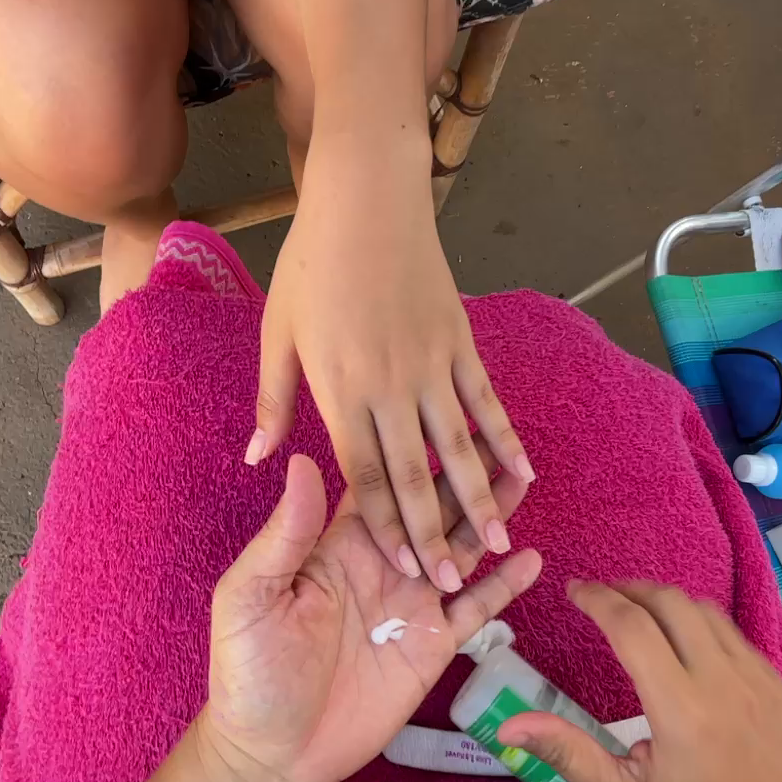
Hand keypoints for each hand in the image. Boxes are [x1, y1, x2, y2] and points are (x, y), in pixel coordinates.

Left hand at [199, 451, 542, 781]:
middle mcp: (385, 561)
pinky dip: (504, 586)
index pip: (383, 484)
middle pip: (433, 507)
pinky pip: (475, 609)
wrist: (273, 749)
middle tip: (502, 439)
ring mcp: (412, 602)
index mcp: (341, 543)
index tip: (438, 414)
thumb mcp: (253, 594)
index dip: (411, 452)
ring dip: (490, 517)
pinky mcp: (433, 644)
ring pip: (461, 548)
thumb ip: (286, 533)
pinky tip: (530, 559)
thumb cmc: (250, 668)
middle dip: (465, 475)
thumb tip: (303, 462)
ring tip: (523, 482)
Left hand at [248, 132, 531, 593]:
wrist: (365, 199)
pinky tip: (524, 472)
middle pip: (415, 473)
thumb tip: (257, 459)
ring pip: (460, 446)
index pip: (364, 474)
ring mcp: (432, 365)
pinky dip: (507, 437)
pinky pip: (488, 401)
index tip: (401, 568)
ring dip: (479, 498)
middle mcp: (390, 387)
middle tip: (450, 581)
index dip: (383, 525)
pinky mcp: (462, 343)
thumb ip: (272, 401)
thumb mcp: (276, 333)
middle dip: (432, 532)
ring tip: (497, 542)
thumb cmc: (311, 267)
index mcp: (340, 390)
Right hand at [496, 581, 781, 781]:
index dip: (597, 598)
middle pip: (671, 602)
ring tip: (637, 612)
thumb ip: (568, 753)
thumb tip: (508, 725)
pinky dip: (700, 623)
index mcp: (682, 709)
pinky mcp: (781, 689)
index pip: (632, 626)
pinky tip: (685, 646)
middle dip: (629, 588)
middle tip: (600, 597)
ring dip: (665, 601)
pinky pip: (735, 634)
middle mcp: (724, 682)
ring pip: (706, 611)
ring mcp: (760, 681)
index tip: (573, 590)